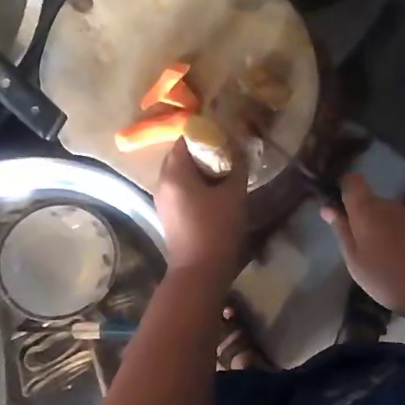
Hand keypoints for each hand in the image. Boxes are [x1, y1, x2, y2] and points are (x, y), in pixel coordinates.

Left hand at [155, 141, 248, 277]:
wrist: (199, 271)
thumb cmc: (217, 229)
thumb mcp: (234, 194)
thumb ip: (238, 166)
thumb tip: (242, 147)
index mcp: (175, 172)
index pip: (185, 139)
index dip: (206, 133)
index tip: (226, 135)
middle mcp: (162, 182)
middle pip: (180, 155)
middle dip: (203, 151)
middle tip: (228, 152)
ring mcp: (162, 200)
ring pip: (180, 173)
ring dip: (200, 169)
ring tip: (225, 171)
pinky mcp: (168, 214)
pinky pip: (180, 189)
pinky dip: (195, 184)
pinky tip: (215, 191)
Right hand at [320, 175, 404, 314]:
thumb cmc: (389, 279)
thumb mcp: (355, 261)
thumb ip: (342, 231)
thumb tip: (327, 207)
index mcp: (368, 210)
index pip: (352, 182)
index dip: (343, 188)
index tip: (338, 206)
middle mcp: (390, 204)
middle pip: (371, 202)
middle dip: (364, 219)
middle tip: (362, 249)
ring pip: (390, 215)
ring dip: (384, 229)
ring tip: (386, 259)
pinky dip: (402, 237)